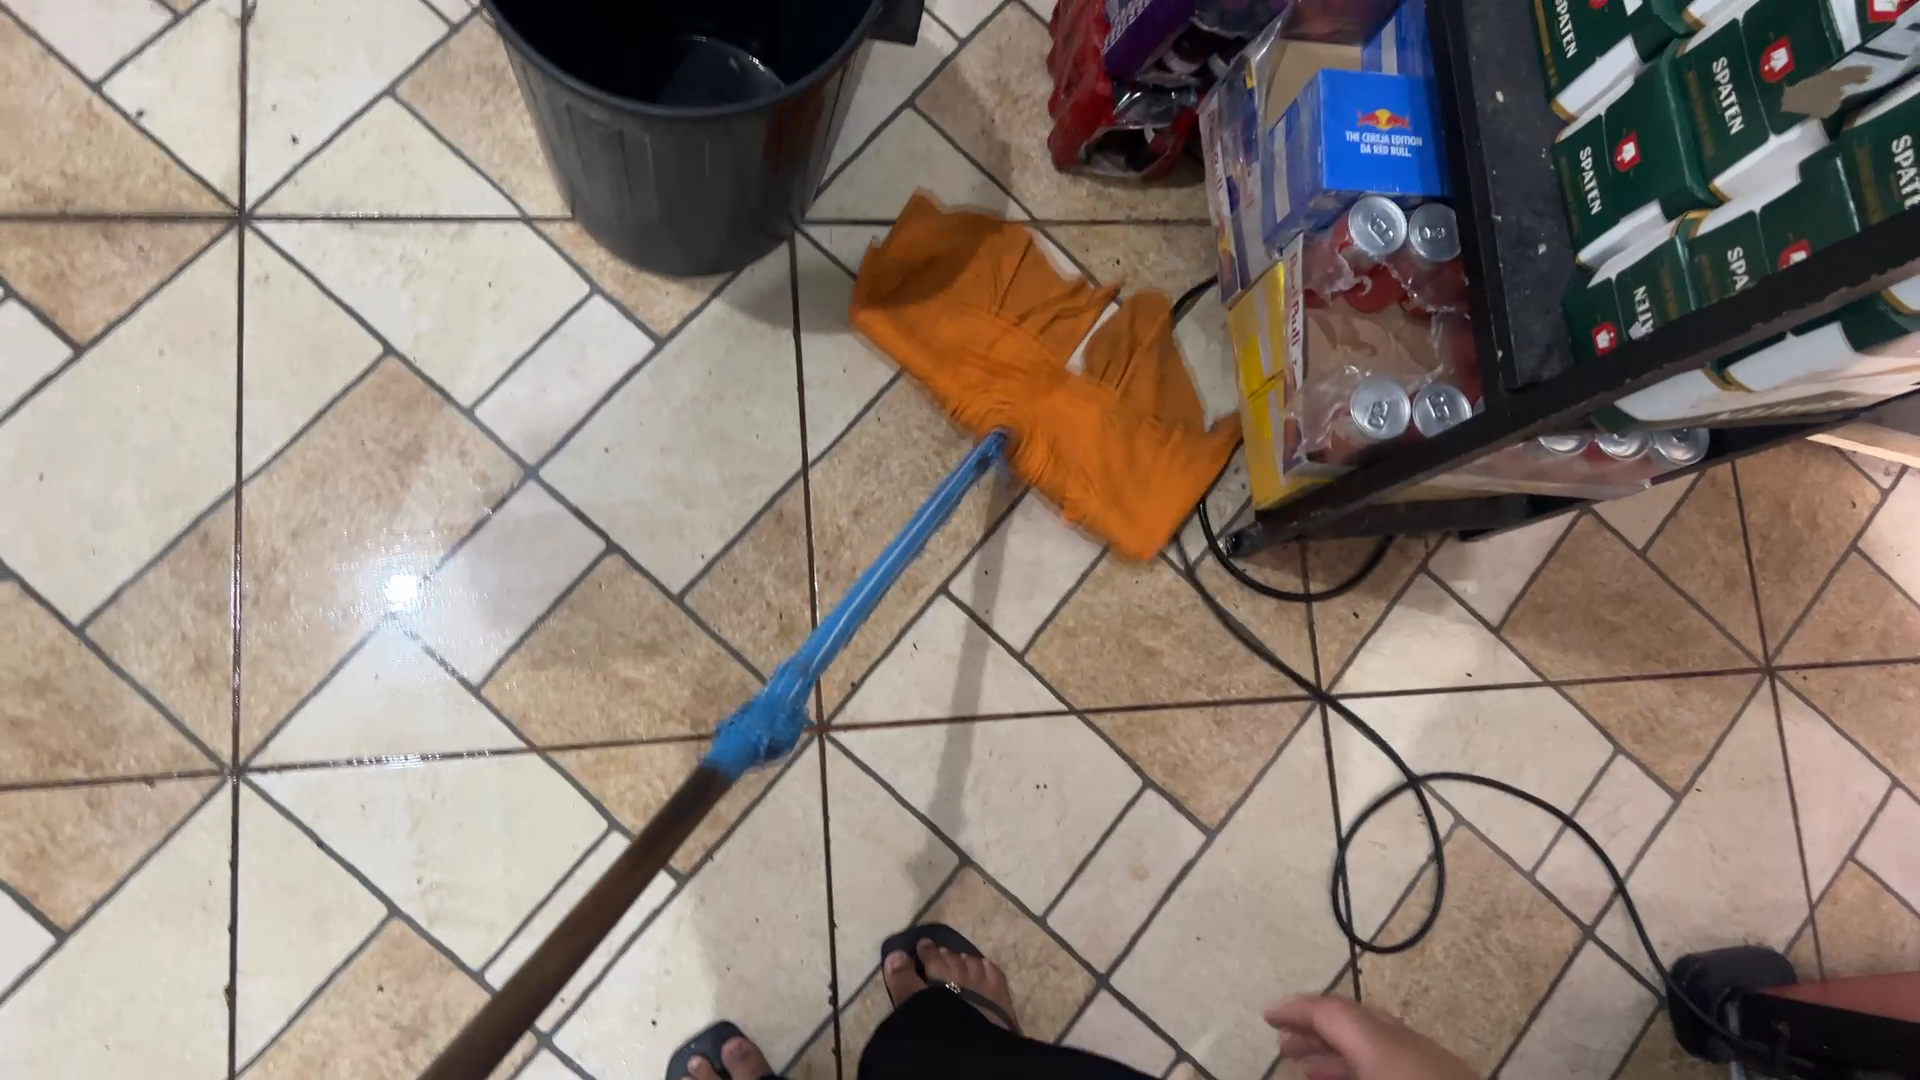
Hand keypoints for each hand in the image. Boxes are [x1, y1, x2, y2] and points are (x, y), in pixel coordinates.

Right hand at [1265, 995, 1478, 1079]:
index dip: (1293, 1010)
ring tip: (1309, 1071)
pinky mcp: (1447, 1078)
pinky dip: (1365, 1066)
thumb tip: (1306, 1071)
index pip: (1329, 1011)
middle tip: (1283, 1045)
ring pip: (1374, 1041)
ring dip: (1338, 1051)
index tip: (1267, 1016)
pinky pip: (1394, 1061)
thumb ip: (1329, 1073)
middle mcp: (1405, 1044)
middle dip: (1314, 1030)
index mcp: (1381, 1046)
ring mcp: (1431, 1062)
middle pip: (1351, 1020)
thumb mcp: (1365, 1076)